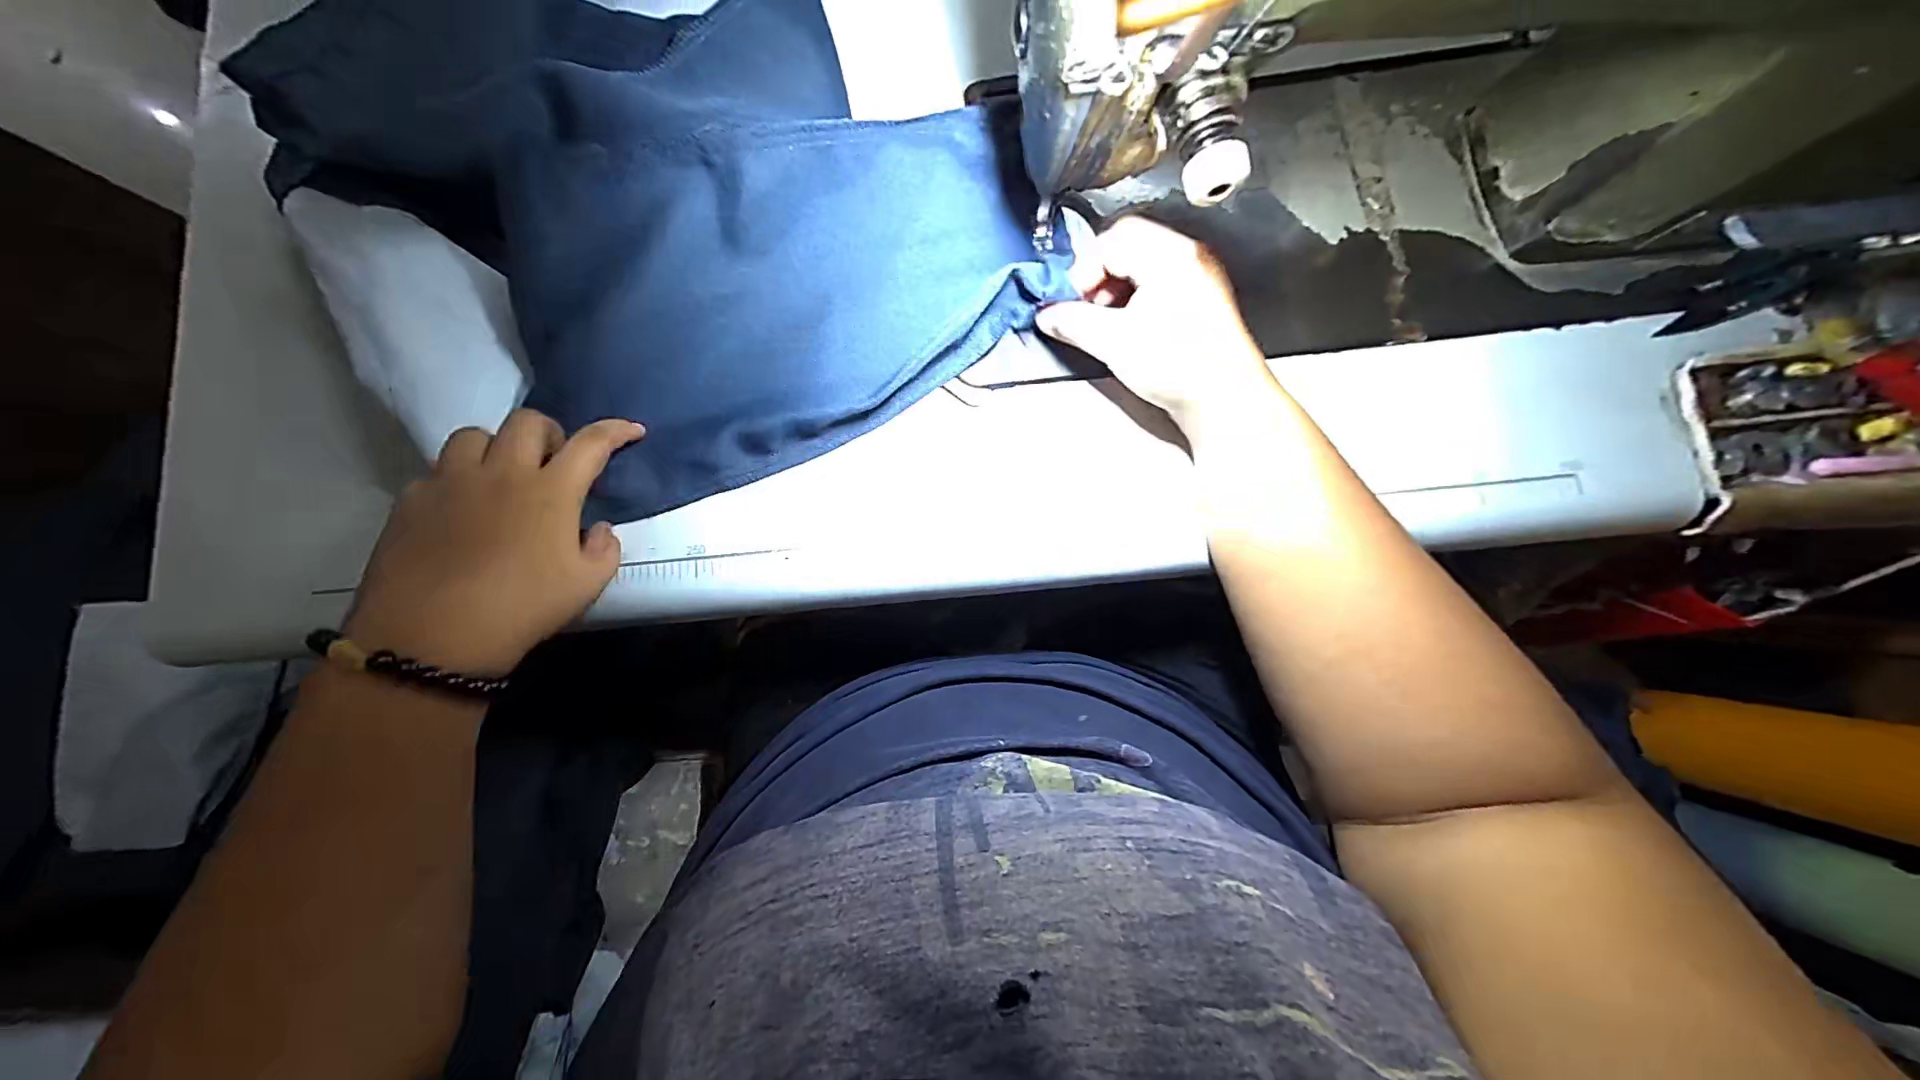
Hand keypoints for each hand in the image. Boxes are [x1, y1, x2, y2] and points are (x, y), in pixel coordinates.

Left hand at [342, 410, 645, 674]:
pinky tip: (462, 511)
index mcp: (551, 491)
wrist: (433, 635)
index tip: (633, 430)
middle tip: (555, 463)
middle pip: (527, 422)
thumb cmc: (522, 608)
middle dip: (550, 433)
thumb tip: (599, 528)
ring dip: (498, 448)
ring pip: (475, 435)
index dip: (615, 431)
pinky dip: (457, 481)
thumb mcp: (586, 586)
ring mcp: (451, 481)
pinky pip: (438, 471)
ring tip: (503, 478)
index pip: (591, 444)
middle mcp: (502, 473)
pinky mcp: (411, 499)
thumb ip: (605, 549)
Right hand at [1035, 216, 1279, 432]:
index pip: (1112, 238)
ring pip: (1143, 266)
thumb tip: (1049, 315)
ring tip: (1109, 324)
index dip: (1085, 269)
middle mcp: (1189, 258)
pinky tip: (1131, 330)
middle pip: (1128, 247)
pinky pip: (1160, 284)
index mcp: (1169, 255)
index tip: (1075, 299)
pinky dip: (1137, 300)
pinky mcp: (1202, 300)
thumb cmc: (1183, 368)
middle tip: (1088, 310)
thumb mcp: (1112, 342)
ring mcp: (1199, 277)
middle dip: (1099, 279)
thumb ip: (1072, 322)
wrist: (1223, 400)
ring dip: (1116, 290)